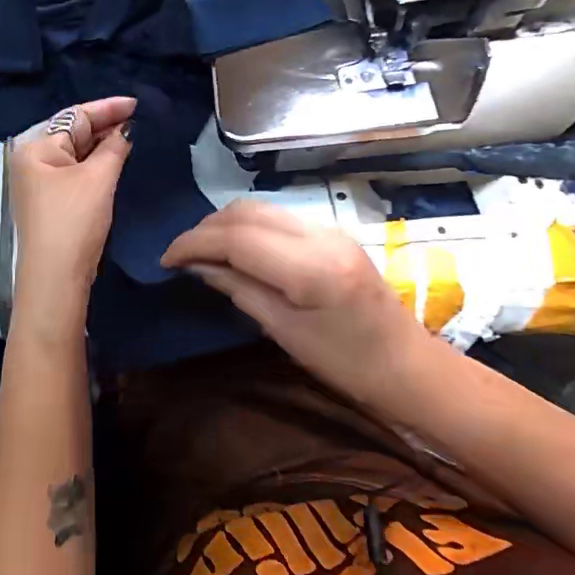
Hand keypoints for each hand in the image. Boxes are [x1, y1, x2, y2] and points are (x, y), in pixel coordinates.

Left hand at [9, 97, 136, 298]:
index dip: (107, 108)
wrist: (55, 275)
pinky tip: (116, 160)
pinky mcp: (50, 201)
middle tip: (140, 120)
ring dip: (102, 145)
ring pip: (75, 154)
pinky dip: (95, 164)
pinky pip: (74, 172)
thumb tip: (126, 130)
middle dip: (105, 126)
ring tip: (133, 135)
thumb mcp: (98, 178)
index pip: (74, 116)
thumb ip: (114, 147)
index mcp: (35, 147)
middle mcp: (31, 160)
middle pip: (72, 133)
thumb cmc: (74, 221)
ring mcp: (39, 182)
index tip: (137, 104)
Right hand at [160, 199, 429, 393]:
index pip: (236, 237)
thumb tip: (196, 266)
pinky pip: (275, 217)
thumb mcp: (283, 330)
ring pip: (258, 208)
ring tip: (200, 252)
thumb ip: (237, 288)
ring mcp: (329, 229)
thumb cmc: (346, 363)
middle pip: (245, 212)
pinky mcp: (331, 233)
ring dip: (222, 225)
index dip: (193, 243)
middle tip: (178, 256)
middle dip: (203, 229)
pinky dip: (244, 227)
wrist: (410, 366)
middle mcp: (320, 235)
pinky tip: (232, 249)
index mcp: (310, 267)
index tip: (165, 260)